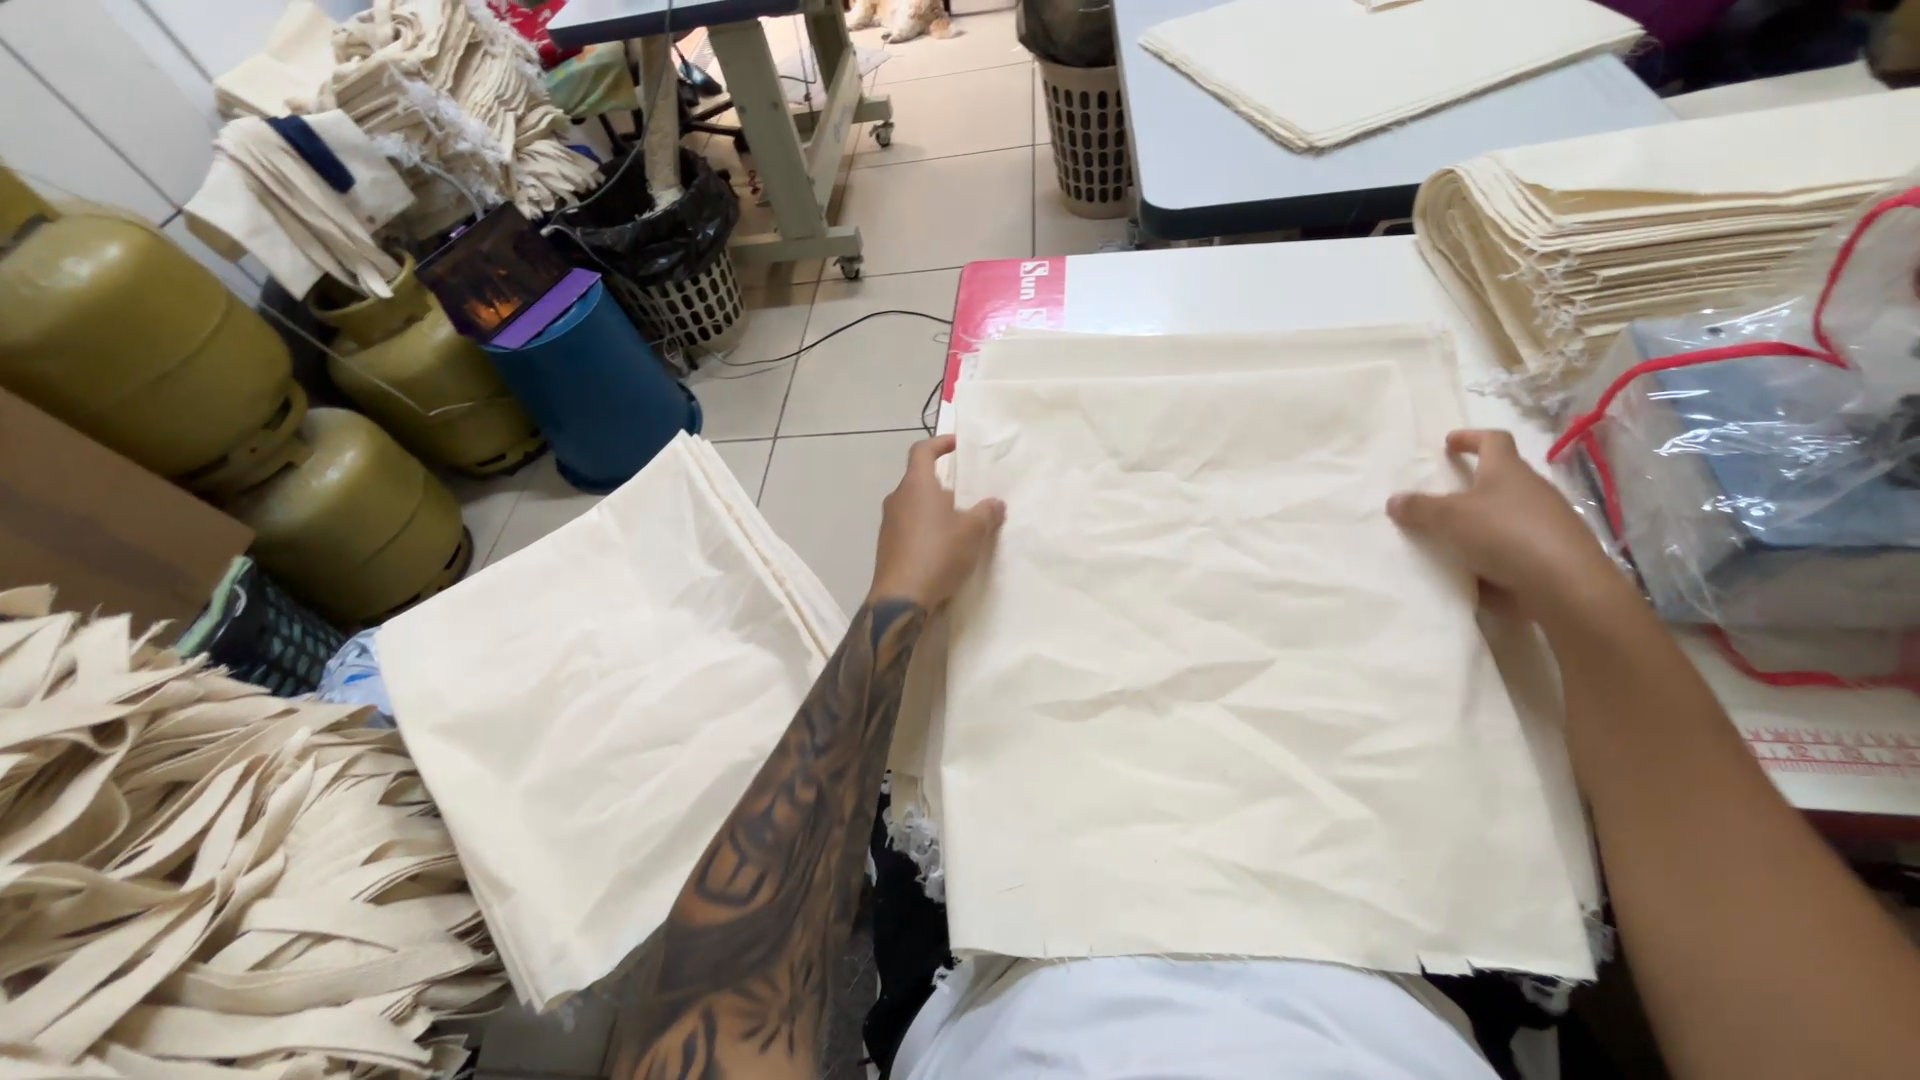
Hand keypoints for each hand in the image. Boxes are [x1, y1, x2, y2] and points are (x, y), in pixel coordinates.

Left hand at [868, 434, 1005, 610]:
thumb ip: (987, 513)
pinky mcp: (887, 546)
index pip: (922, 451)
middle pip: (919, 480)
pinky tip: (943, 548)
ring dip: (935, 509)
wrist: (902, 597)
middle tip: (967, 497)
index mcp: (916, 486)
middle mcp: (897, 499)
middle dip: (943, 485)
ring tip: (959, 525)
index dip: (939, 443)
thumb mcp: (972, 532)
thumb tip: (995, 504)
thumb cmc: (939, 554)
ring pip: (914, 505)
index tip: (956, 445)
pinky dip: (926, 529)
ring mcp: (888, 524)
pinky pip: (909, 527)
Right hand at [1387, 429, 1616, 614]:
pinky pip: (1514, 543)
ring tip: (1450, 536)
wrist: (1564, 584)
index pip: (1493, 440)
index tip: (1449, 442)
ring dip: (1481, 520)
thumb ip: (1419, 508)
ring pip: (1508, 512)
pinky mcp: (1550, 553)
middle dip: (1473, 483)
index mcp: (1508, 470)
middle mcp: (1531, 490)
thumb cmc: (1504, 534)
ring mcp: (1546, 522)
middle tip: (1443, 494)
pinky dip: (1492, 549)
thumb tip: (1394, 500)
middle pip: (1502, 477)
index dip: (1471, 438)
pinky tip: (1471, 566)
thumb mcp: (1449, 518)